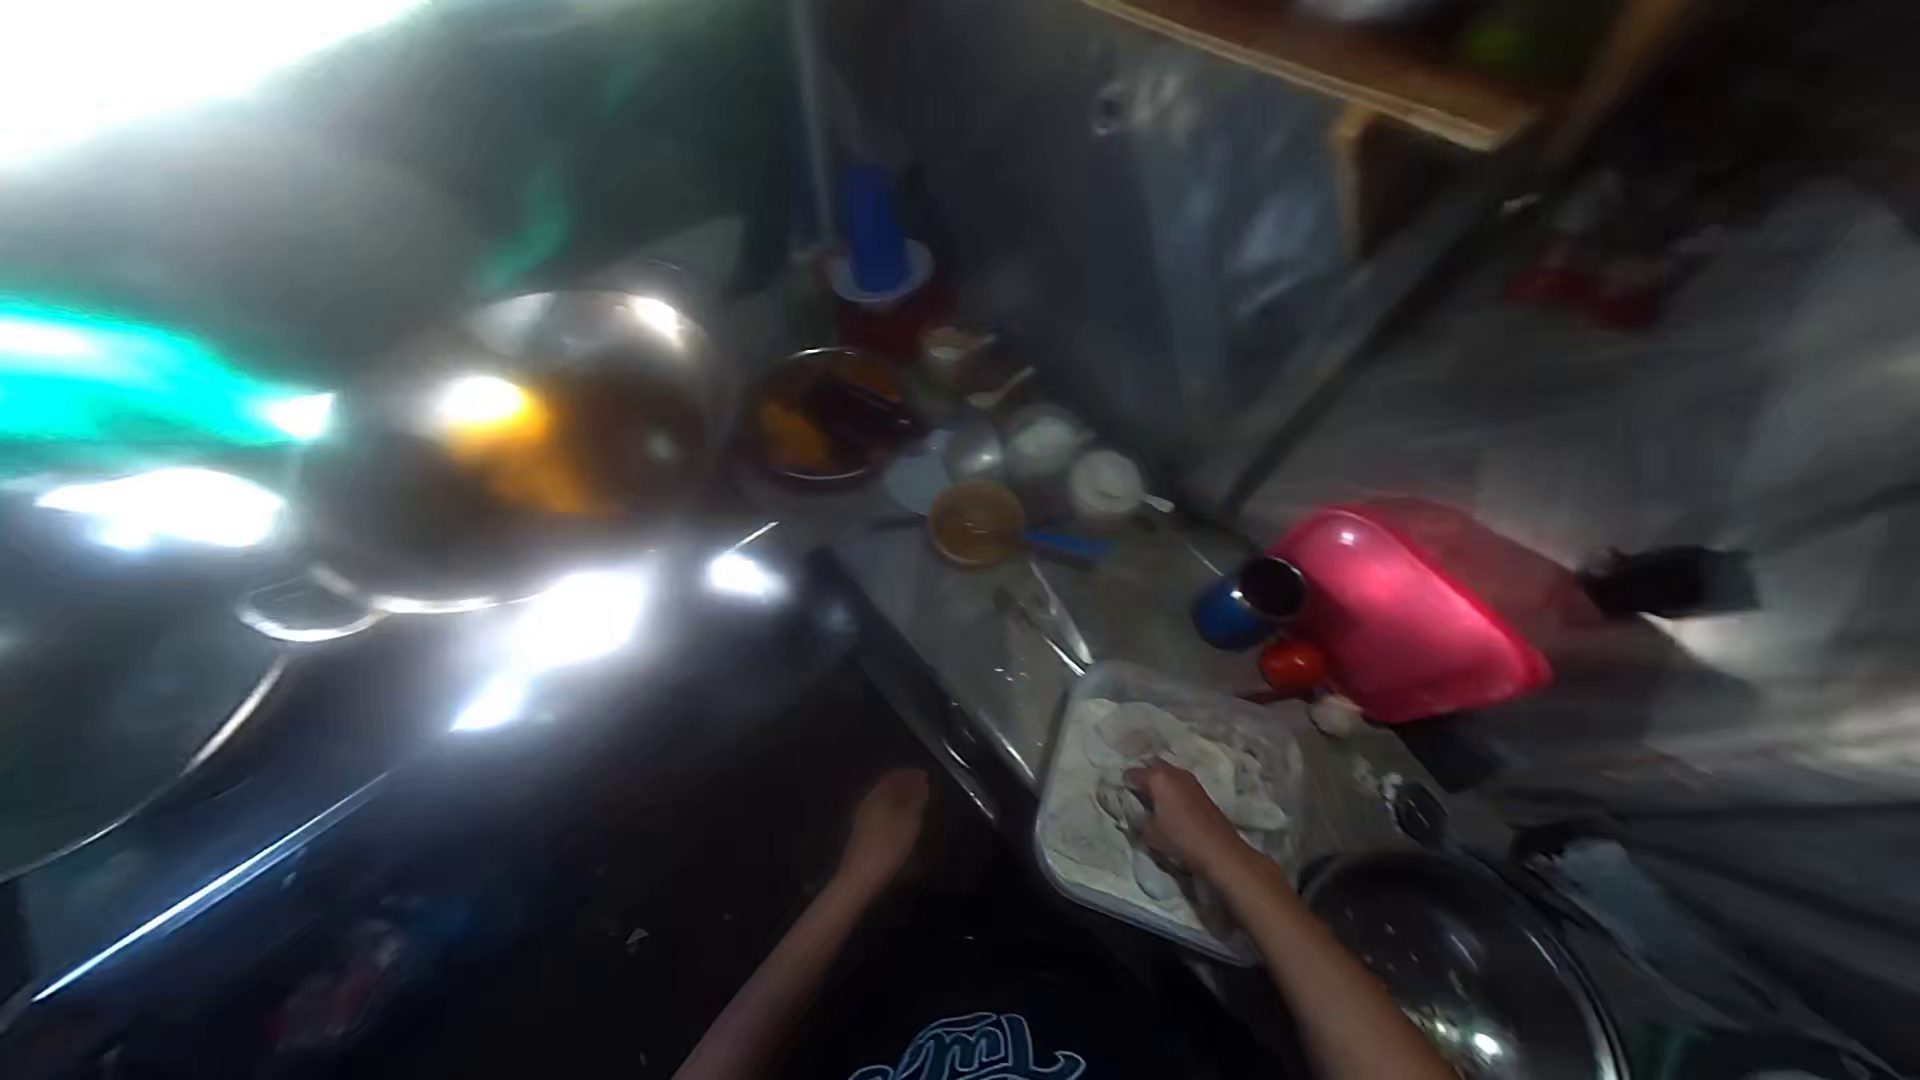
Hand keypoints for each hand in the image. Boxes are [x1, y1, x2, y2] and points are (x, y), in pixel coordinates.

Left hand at [834, 768, 929, 897]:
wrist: (859, 878)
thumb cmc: (888, 847)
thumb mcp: (910, 822)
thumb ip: (916, 800)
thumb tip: (921, 784)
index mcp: (879, 795)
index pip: (895, 776)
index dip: (911, 774)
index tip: (924, 776)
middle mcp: (868, 801)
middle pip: (888, 786)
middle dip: (905, 785)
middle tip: (922, 789)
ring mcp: (862, 816)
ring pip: (883, 799)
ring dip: (899, 797)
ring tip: (915, 804)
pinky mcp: (861, 831)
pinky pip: (880, 810)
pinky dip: (893, 809)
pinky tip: (901, 820)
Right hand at [1125, 763, 1250, 876]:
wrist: (1219, 849)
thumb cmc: (1180, 837)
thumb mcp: (1150, 832)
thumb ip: (1139, 818)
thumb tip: (1138, 813)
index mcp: (1157, 777)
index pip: (1133, 773)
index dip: (1124, 782)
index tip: (1121, 792)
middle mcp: (1173, 771)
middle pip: (1153, 766)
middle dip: (1144, 775)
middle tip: (1137, 791)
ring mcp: (1190, 779)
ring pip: (1168, 773)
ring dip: (1160, 781)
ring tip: (1153, 798)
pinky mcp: (1201, 790)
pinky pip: (1179, 782)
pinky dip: (1172, 788)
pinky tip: (1170, 803)